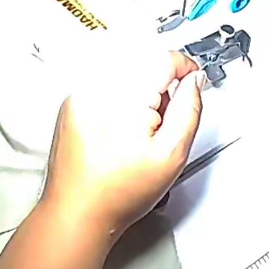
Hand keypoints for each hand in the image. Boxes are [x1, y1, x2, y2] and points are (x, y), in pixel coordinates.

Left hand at [42, 49, 204, 238]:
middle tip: (165, 118)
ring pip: (128, 68)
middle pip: (146, 59)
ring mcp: (81, 93)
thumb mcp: (172, 153)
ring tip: (143, 126)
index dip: (186, 69)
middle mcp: (97, 88)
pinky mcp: (73, 102)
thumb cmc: (117, 192)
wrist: (78, 212)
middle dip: (164, 82)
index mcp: (123, 96)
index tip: (193, 84)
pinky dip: (124, 96)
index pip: (164, 57)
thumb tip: (194, 82)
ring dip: (144, 87)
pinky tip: (124, 128)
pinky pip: (108, 82)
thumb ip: (190, 110)